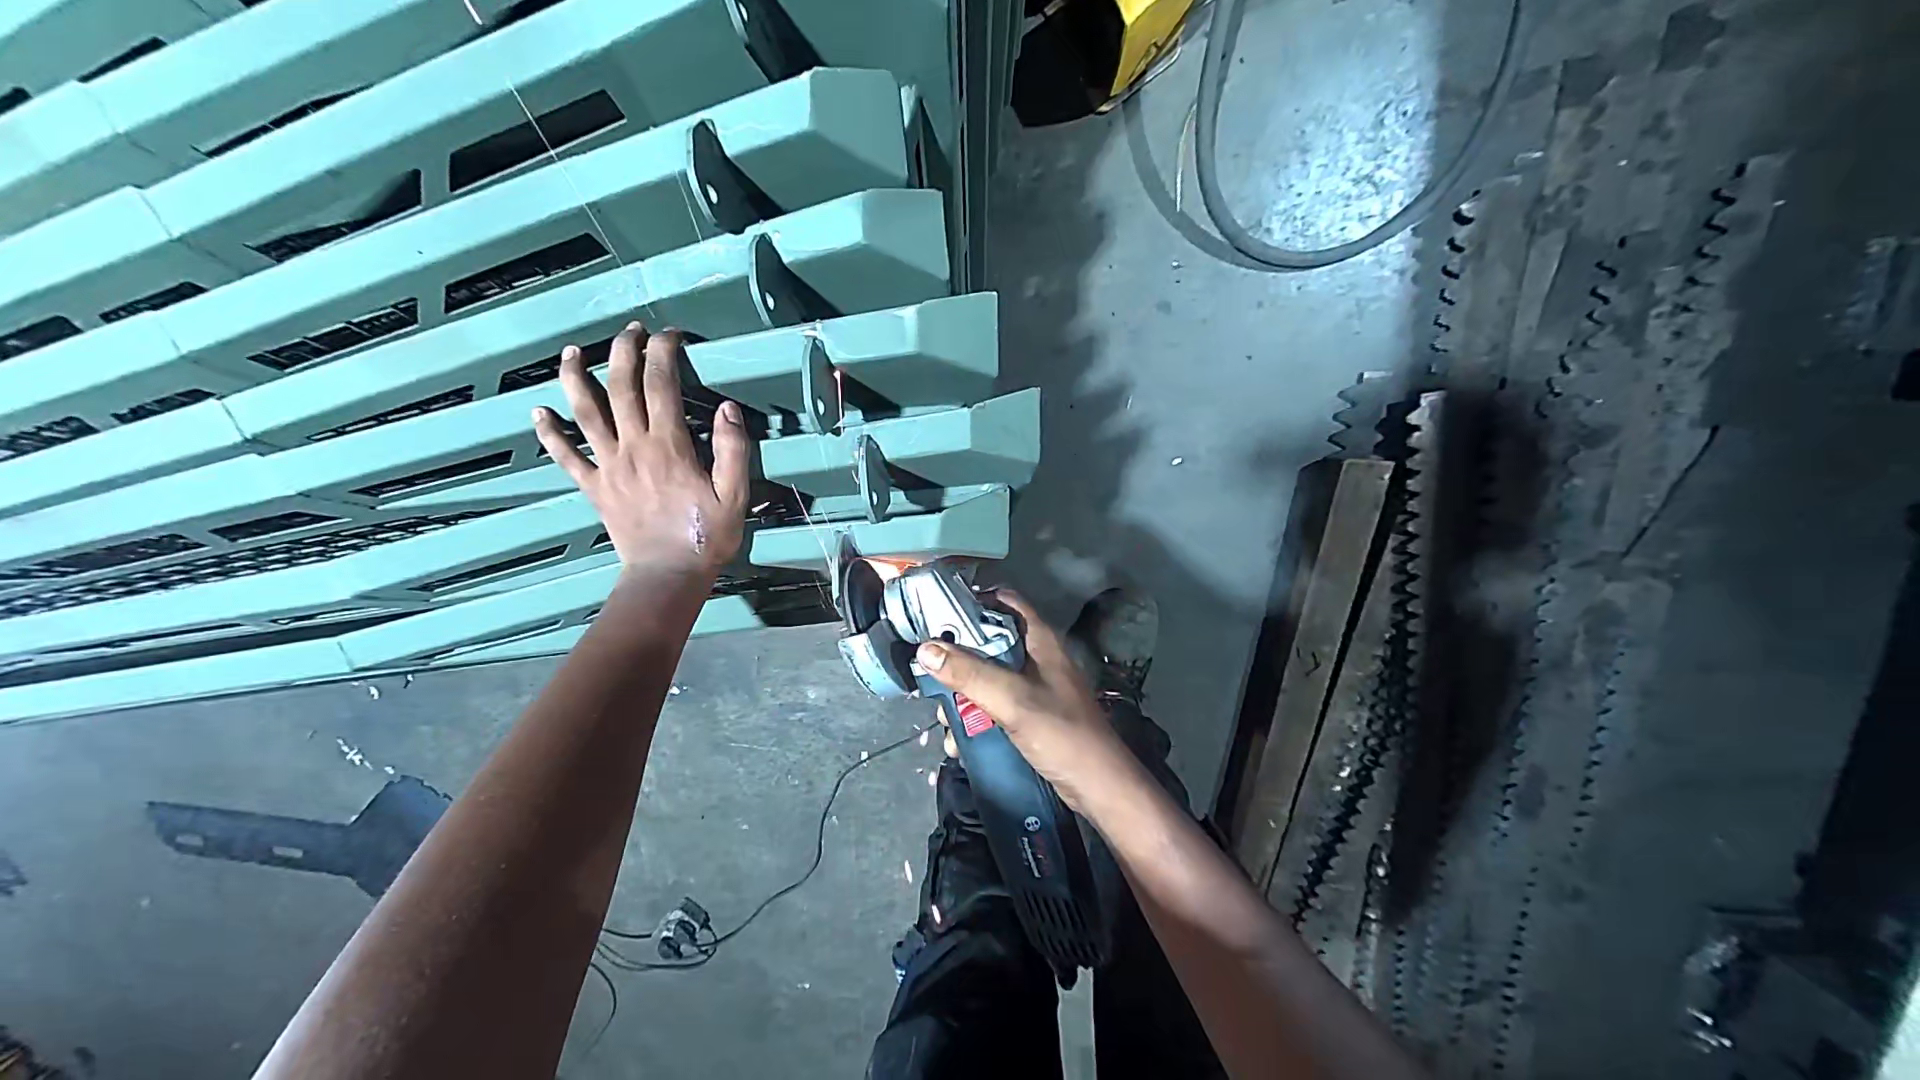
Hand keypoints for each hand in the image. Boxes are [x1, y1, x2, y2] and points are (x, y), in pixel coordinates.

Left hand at [531, 322, 749, 575]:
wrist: (668, 575)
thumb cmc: (707, 536)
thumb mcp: (735, 495)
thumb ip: (732, 450)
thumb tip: (727, 408)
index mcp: (669, 447)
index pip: (662, 385)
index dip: (664, 353)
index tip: (670, 335)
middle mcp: (633, 448)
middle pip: (621, 388)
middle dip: (624, 352)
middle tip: (630, 330)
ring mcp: (608, 467)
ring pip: (585, 413)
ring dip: (577, 378)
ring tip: (574, 352)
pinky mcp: (594, 487)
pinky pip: (566, 457)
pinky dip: (549, 433)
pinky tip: (537, 412)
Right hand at [915, 590, 1141, 812]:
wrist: (1098, 788)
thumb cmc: (1062, 734)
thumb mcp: (1012, 699)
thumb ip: (969, 674)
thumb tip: (925, 649)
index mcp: (1040, 640)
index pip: (1004, 601)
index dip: (973, 601)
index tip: (938, 615)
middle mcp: (1036, 658)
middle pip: (989, 642)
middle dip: (959, 659)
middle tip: (934, 677)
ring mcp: (1034, 688)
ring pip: (987, 678)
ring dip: (963, 697)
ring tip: (947, 719)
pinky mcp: (1030, 715)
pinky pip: (994, 706)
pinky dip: (976, 719)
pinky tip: (961, 742)